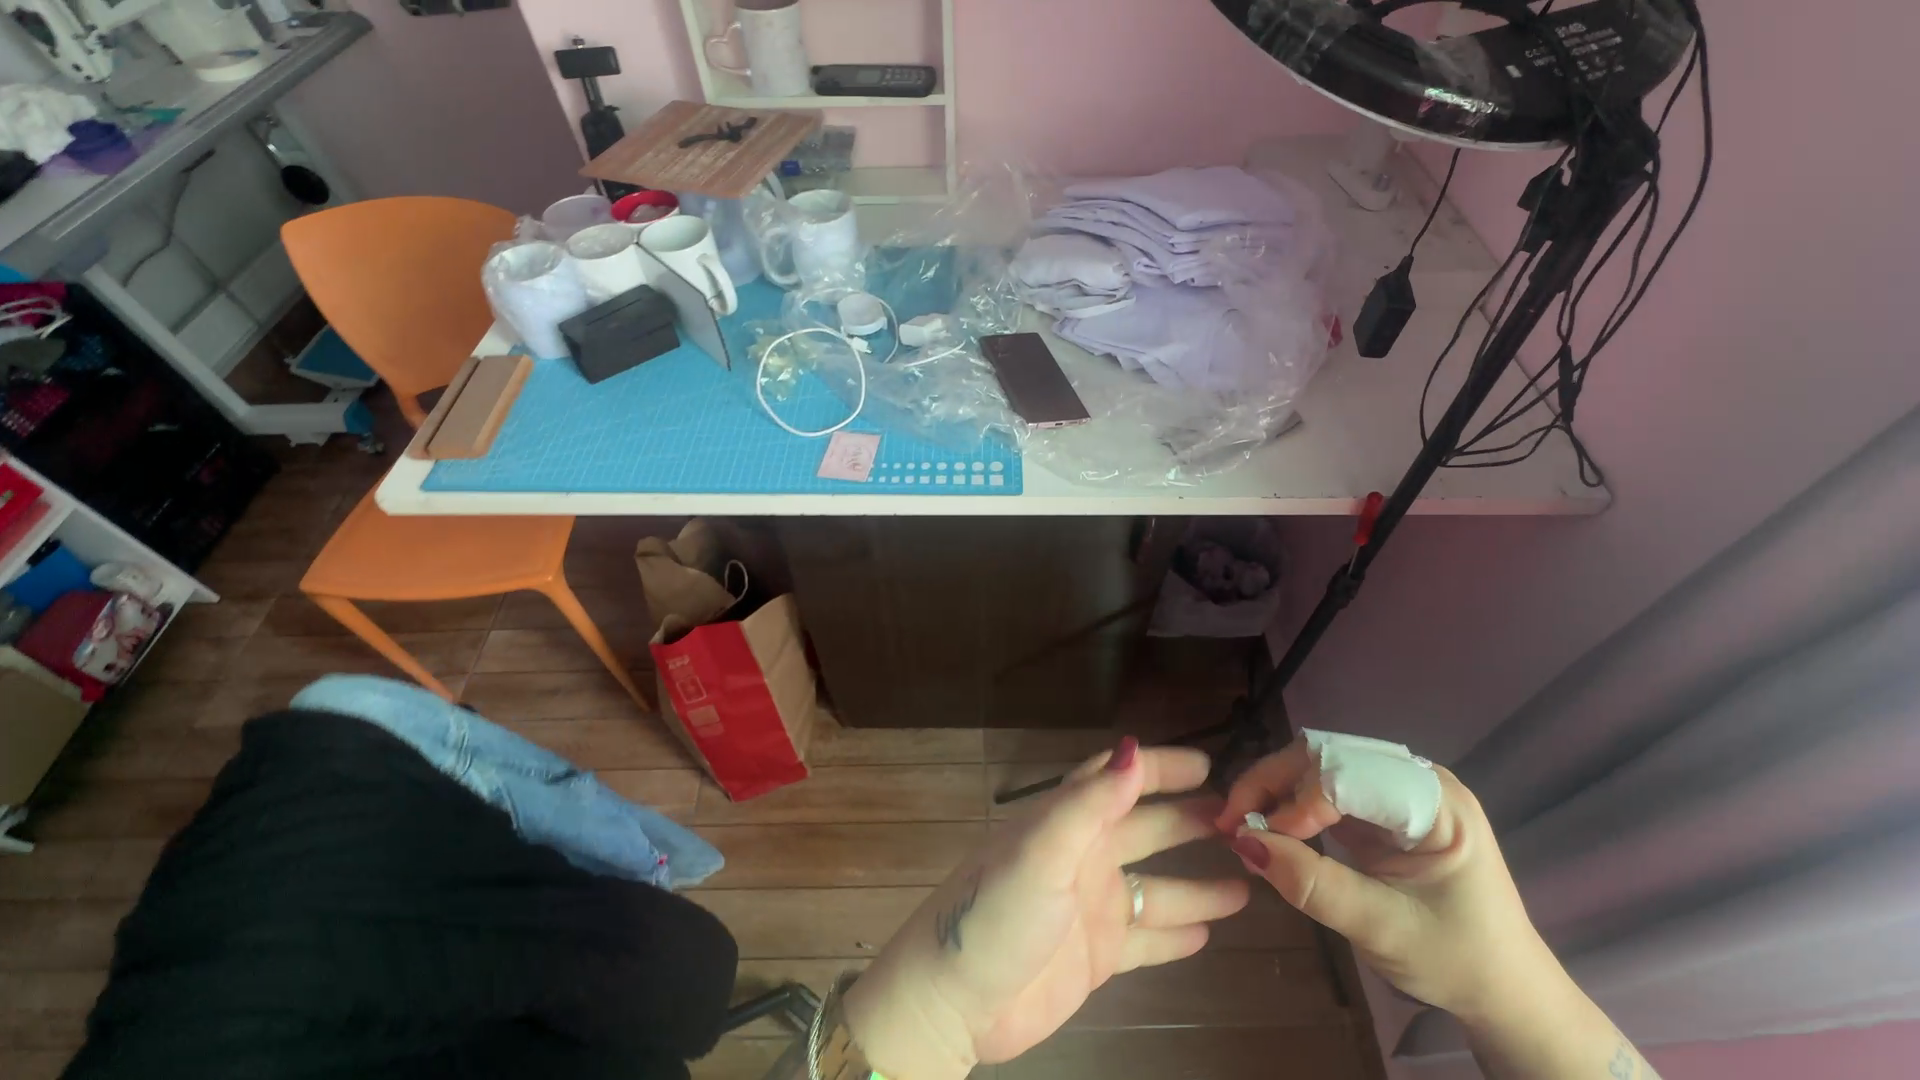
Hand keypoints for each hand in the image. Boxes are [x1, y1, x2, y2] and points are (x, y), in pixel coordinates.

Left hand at [844, 739, 1250, 1079]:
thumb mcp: (1040, 851)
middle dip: (1189, 823)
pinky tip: (1210, 934)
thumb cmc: (995, 915)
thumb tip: (1133, 748)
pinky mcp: (1094, 956)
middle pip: (1143, 831)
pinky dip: (1175, 934)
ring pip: (1154, 889)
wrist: (955, 1000)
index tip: (1207, 765)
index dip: (1157, 769)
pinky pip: (1145, 940)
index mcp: (1063, 824)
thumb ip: (1089, 802)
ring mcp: (1088, 909)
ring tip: (1246, 882)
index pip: (1114, 781)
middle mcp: (1079, 859)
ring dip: (1196, 885)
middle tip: (1240, 822)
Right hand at [1216, 739, 1562, 1025]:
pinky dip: (1287, 806)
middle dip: (1272, 783)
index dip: (1296, 799)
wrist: (1502, 993)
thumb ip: (1313, 883)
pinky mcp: (1379, 809)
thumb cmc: (1456, 961)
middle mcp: (1416, 780)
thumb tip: (1242, 842)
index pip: (1349, 774)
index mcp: (1437, 802)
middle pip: (1327, 756)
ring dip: (1274, 791)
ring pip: (1317, 766)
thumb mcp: (1381, 928)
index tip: (1253, 838)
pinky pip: (1322, 790)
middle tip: (1231, 823)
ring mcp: (1397, 792)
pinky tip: (1266, 829)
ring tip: (1242, 827)